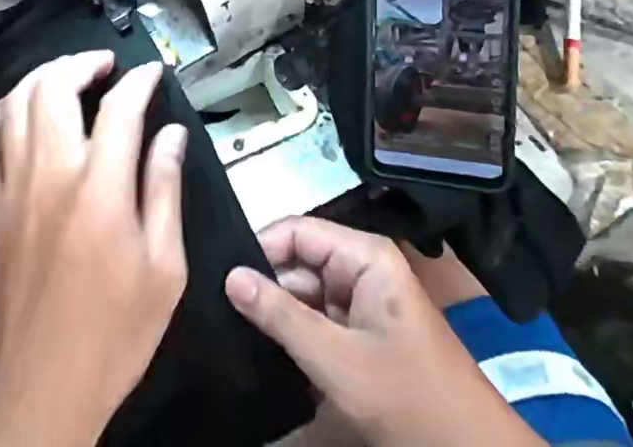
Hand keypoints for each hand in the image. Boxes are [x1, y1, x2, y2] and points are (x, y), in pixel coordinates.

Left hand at [0, 52, 188, 446]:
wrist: (40, 385)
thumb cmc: (115, 333)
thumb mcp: (164, 268)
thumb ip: (165, 190)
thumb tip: (171, 134)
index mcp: (99, 190)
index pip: (119, 108)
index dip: (140, 81)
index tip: (154, 73)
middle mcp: (50, 174)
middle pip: (53, 88)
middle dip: (82, 62)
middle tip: (108, 64)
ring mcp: (12, 187)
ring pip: (14, 104)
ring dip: (42, 76)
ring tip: (70, 75)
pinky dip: (3, 111)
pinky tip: (23, 109)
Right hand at [225, 218, 541, 446]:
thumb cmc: (409, 400)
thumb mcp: (337, 359)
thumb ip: (280, 315)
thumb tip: (229, 276)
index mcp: (364, 256)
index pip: (296, 231)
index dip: (259, 250)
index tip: (223, 279)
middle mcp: (361, 268)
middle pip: (296, 261)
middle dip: (265, 285)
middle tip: (223, 310)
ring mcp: (361, 301)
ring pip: (302, 293)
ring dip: (277, 314)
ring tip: (237, 330)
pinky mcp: (359, 333)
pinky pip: (314, 319)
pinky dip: (294, 335)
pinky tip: (266, 349)